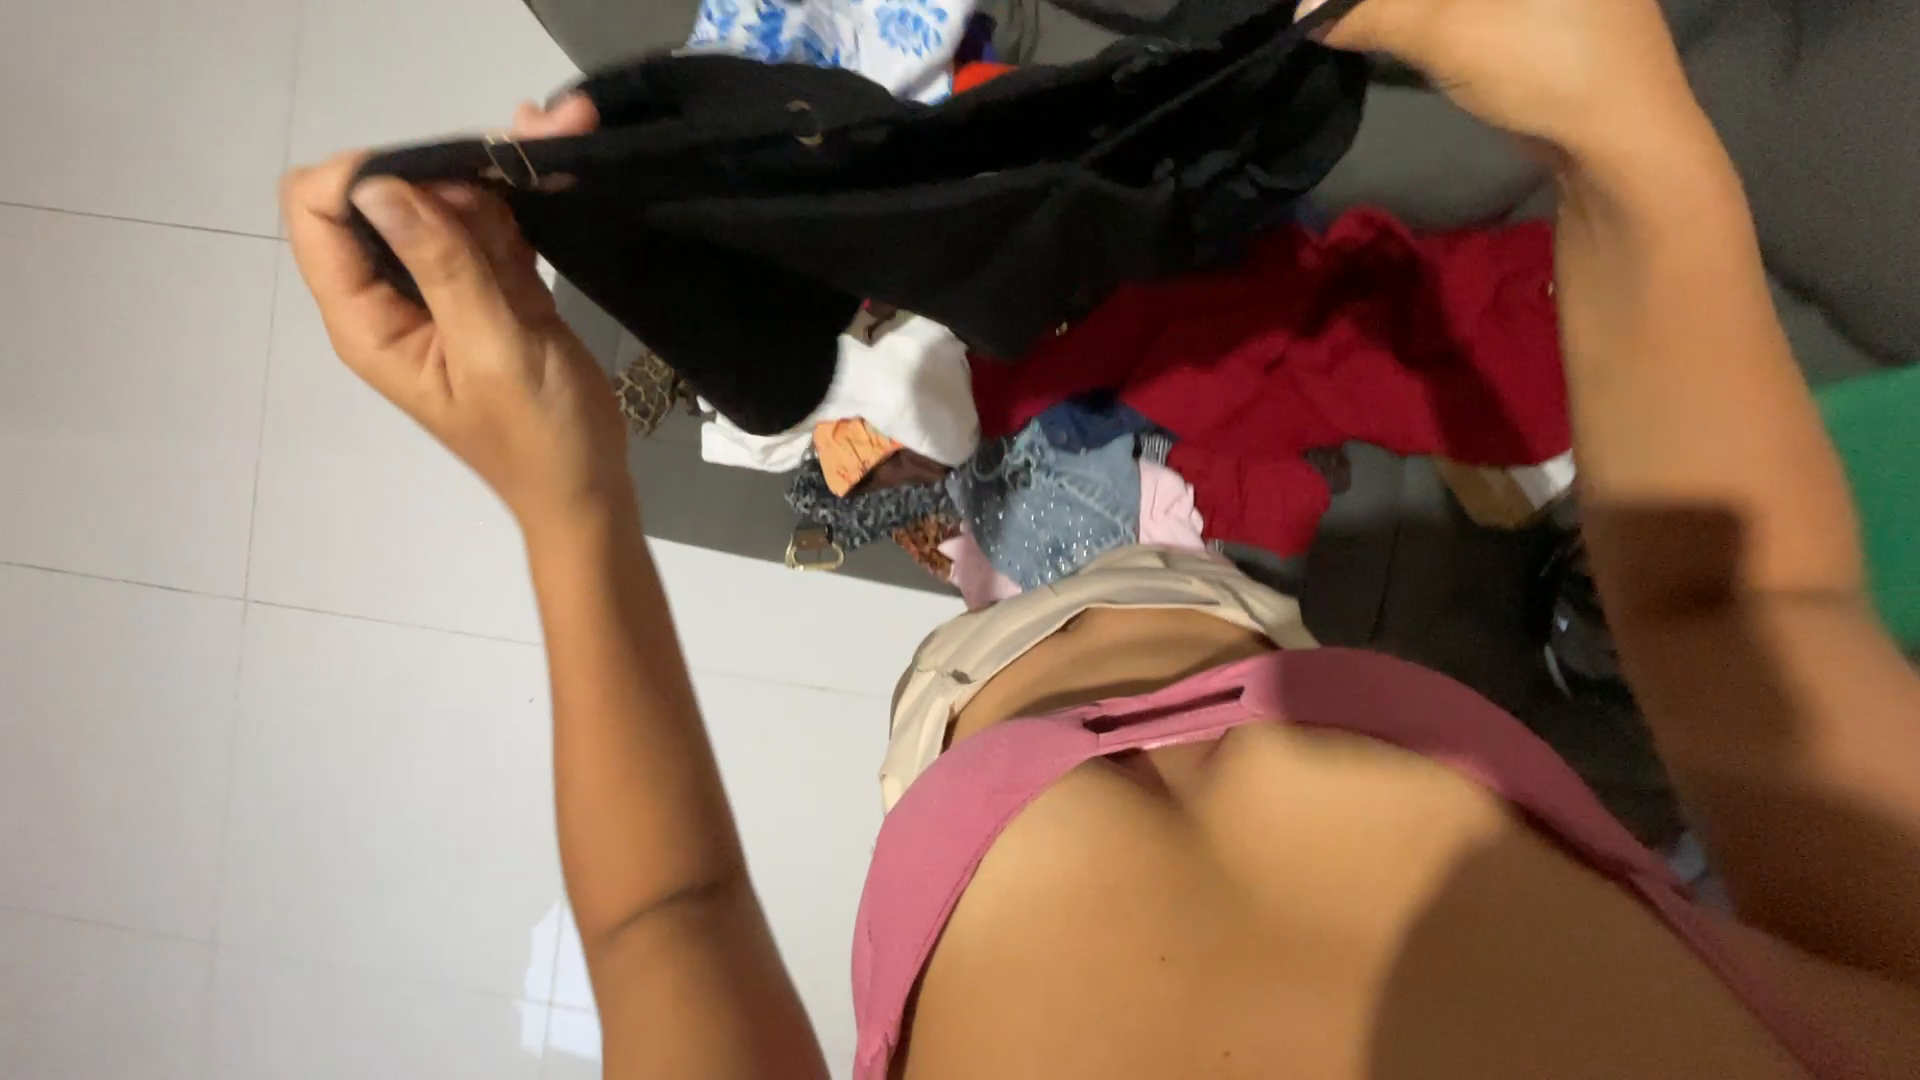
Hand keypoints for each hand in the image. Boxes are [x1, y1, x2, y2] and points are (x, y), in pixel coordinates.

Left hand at [279, 143, 626, 534]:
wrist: (591, 489)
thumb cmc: (542, 439)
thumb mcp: (495, 355)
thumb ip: (446, 271)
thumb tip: (382, 186)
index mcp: (370, 322)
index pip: (320, 215)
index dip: (368, 176)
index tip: (447, 173)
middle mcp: (399, 301)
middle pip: (386, 204)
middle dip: (440, 170)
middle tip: (514, 157)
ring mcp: (452, 299)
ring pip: (446, 214)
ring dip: (488, 182)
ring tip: (549, 150)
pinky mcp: (501, 301)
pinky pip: (493, 238)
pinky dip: (516, 210)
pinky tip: (549, 182)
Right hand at [1304, 0, 1704, 164]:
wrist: (1614, 132)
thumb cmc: (1539, 61)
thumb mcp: (1443, 32)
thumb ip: (1371, 15)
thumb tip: (1302, 15)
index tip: (1319, 6)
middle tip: (1326, 15)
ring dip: (1397, 5)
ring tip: (1348, 21)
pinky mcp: (1537, 8)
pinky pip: (1463, 2)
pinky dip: (1422, 11)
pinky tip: (1389, 25)